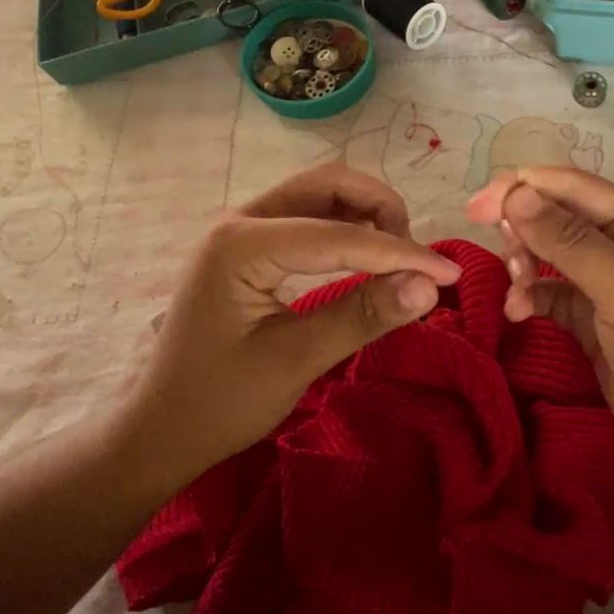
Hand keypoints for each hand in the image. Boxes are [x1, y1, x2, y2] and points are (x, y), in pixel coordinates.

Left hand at [119, 163, 460, 487]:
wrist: (161, 429)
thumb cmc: (220, 402)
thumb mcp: (297, 361)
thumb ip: (362, 316)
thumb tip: (430, 287)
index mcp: (241, 245)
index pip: (340, 234)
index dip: (402, 253)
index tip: (451, 275)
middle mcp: (240, 221)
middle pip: (330, 183)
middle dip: (382, 211)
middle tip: (415, 260)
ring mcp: (242, 230)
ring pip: (321, 194)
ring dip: (367, 215)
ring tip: (397, 262)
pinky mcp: (249, 247)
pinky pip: (308, 217)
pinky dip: (347, 229)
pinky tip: (367, 261)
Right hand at [465, 167, 613, 486]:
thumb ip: (572, 243)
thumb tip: (516, 194)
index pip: (576, 188)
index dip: (526, 185)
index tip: (478, 203)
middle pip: (558, 218)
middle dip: (521, 223)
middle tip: (488, 238)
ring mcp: (605, 289)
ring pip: (550, 257)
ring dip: (524, 262)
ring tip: (514, 286)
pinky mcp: (591, 326)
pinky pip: (550, 297)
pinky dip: (530, 298)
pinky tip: (518, 313)